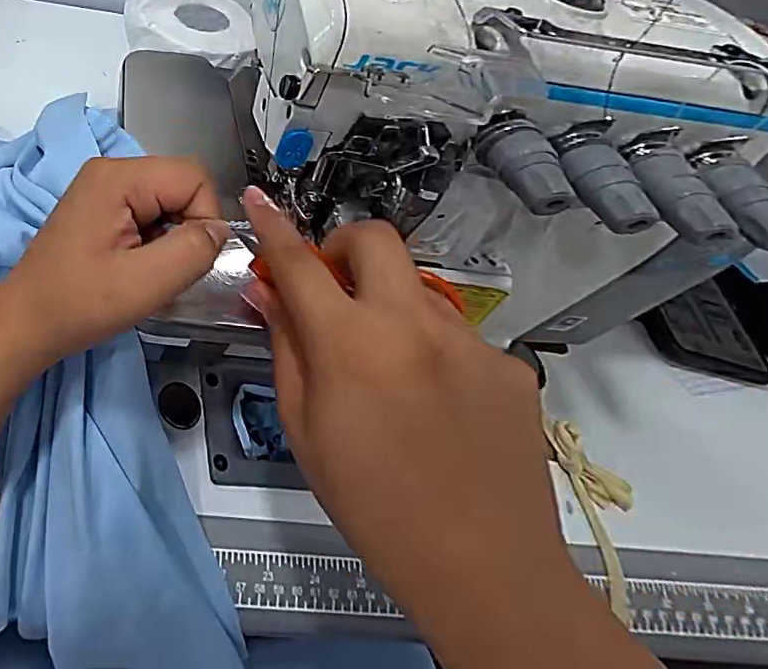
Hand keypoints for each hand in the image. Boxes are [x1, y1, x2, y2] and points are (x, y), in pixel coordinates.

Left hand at [0, 157, 228, 367]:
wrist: (26, 323)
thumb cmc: (78, 304)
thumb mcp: (146, 283)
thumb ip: (193, 250)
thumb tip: (219, 230)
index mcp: (118, 176)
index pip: (194, 178)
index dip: (204, 219)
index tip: (186, 260)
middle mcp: (110, 171)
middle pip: (181, 186)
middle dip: (186, 229)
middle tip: (163, 270)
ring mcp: (103, 187)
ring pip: (168, 202)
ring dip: (170, 239)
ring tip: (145, 272)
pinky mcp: (100, 207)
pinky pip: (149, 213)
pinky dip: (153, 241)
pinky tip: (133, 267)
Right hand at [240, 186, 601, 656]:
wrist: (485, 569)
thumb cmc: (371, 503)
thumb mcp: (304, 428)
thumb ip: (285, 347)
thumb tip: (266, 293)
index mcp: (351, 343)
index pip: (300, 263)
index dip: (273, 226)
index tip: (258, 198)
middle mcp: (411, 324)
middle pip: (375, 239)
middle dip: (344, 247)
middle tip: (334, 289)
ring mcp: (468, 339)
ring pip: (416, 287)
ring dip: (388, 303)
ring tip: (389, 366)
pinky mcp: (508, 363)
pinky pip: (455, 332)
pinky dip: (431, 346)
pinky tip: (435, 399)